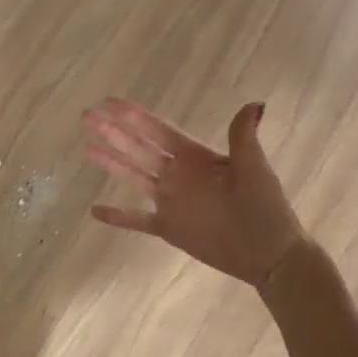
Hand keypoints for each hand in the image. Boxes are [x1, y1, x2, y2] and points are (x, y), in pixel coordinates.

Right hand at [81, 98, 308, 287]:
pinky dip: (116, 215)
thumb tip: (254, 103)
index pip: (158, 130)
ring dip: (110, 162)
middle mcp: (177, 175)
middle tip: (87, 117)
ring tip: (86, 148)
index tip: (110, 102)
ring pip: (133, 176)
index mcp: (195, 157)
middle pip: (138, 148)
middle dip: (113, 132)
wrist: (271, 254)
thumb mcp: (254, 167)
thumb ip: (243, 136)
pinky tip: (94, 210)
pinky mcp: (168, 227)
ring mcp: (170, 201)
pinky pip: (136, 220)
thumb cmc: (265, 207)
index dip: (134, 116)